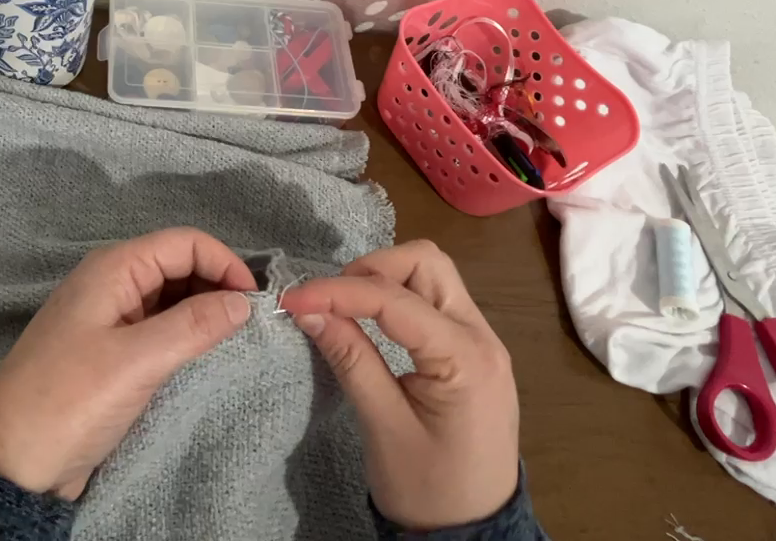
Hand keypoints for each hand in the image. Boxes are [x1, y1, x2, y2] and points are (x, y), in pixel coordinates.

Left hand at [0, 227, 255, 499]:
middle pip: (179, 265)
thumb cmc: (69, 400)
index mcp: (114, 267)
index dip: (224, 263)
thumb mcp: (135, 361)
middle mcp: (114, 282)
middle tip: (253, 326)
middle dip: (217, 286)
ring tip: (238, 342)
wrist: (9, 462)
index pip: (184, 243)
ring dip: (204, 312)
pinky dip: (186, 335)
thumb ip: (192, 326)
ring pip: (172, 297)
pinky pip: (159, 327)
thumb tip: (244, 301)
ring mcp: (111, 316)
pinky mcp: (112, 349)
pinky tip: (207, 357)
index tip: (256, 303)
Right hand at [280, 240, 520, 531]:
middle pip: (425, 262)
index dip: (337, 291)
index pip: (394, 299)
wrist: (475, 537)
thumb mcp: (382, 426)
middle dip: (370, 269)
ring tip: (347, 307)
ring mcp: (482, 338)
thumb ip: (349, 357)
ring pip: (431, 272)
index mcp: (466, 358)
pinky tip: (372, 318)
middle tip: (331, 300)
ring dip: (385, 277)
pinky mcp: (473, 347)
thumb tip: (307, 308)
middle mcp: (482, 335)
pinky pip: (435, 297)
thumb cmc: (429, 489)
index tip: (293, 299)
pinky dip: (398, 294)